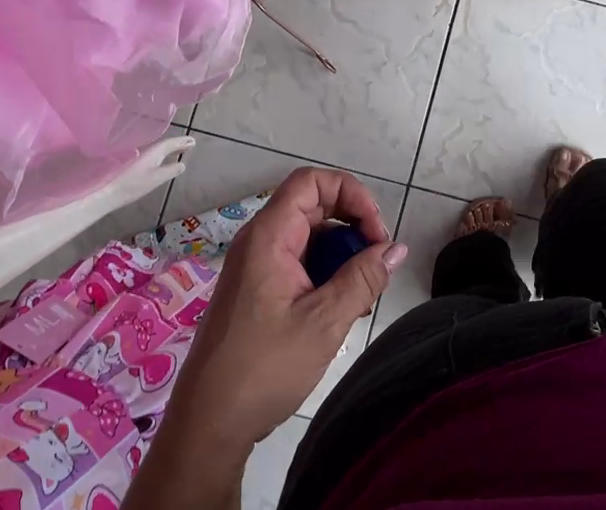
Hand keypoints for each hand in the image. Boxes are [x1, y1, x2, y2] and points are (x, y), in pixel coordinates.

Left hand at [167, 167, 407, 446]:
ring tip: (363, 294)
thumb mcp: (325, 321)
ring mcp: (256, 267)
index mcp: (269, 236)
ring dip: (342, 255)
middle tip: (377, 263)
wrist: (209, 424)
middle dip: (353, 225)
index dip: (351, 193)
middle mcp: (260, 242)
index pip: (312, 182)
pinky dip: (326, 274)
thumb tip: (396, 248)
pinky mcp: (257, 291)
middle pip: (313, 206)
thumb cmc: (264, 368)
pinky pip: (299, 263)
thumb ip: (364, 278)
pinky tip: (342, 308)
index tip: (376, 232)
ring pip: (310, 237)